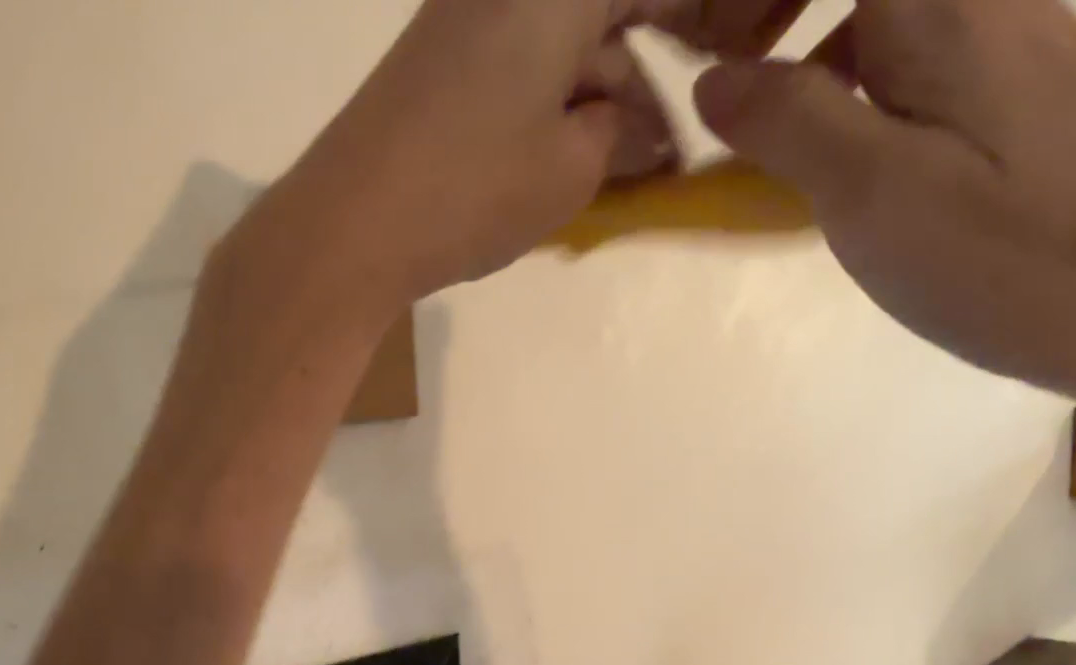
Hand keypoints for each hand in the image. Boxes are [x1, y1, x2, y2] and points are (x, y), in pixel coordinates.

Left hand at [227, 0, 680, 325]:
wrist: (342, 232)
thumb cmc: (469, 190)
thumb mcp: (573, 166)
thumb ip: (624, 132)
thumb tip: (640, 127)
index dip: (709, 18)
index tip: (733, 62)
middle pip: (602, 11)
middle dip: (641, 76)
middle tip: (664, 147)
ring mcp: (457, 23)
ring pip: (556, 46)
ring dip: (593, 101)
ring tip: (615, 172)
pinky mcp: (427, 68)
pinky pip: (512, 69)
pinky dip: (545, 109)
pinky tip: (557, 165)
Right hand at [687, 0, 1075, 406]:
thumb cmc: (1012, 255)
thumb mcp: (872, 192)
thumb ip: (786, 121)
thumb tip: (712, 82)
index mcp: (943, 7)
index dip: (743, 2)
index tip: (696, 52)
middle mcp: (984, 3)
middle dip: (764, 20)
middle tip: (716, 93)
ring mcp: (1008, 47)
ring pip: (878, 22)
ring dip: (804, 62)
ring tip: (757, 142)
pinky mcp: (1017, 95)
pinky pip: (909, 63)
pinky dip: (849, 94)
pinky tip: (836, 166)